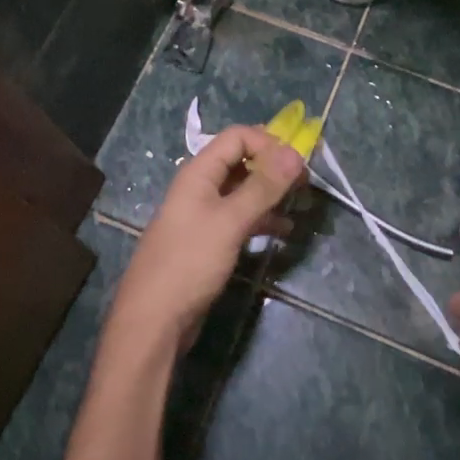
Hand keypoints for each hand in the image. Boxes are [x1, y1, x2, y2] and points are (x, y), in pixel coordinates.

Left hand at [110, 125, 304, 348]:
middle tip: (305, 184)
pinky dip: (262, 218)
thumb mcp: (230, 222)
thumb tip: (295, 153)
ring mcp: (203, 215)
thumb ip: (262, 187)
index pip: (237, 137)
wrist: (154, 321)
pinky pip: (240, 218)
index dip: (268, 143)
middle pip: (241, 161)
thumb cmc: (190, 263)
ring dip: (271, 194)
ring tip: (301, 205)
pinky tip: (284, 230)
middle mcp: (200, 187)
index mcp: (198, 173)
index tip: (297, 165)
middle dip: (274, 167)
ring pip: (243, 191)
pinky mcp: (209, 241)